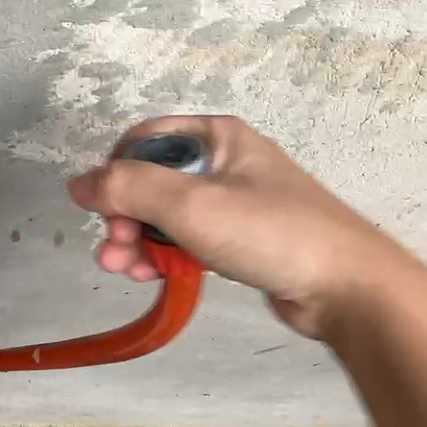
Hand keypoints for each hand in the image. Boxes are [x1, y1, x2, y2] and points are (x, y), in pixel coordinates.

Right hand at [67, 115, 426, 339]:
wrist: (350, 290)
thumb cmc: (270, 233)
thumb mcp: (190, 204)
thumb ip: (127, 188)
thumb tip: (76, 184)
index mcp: (216, 136)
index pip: (143, 140)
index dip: (115, 172)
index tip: (105, 210)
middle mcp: (222, 161)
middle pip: (150, 180)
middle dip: (123, 216)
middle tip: (112, 252)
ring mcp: (232, 201)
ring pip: (165, 214)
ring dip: (136, 240)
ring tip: (123, 271)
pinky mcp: (239, 238)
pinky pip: (186, 238)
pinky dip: (163, 254)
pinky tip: (148, 276)